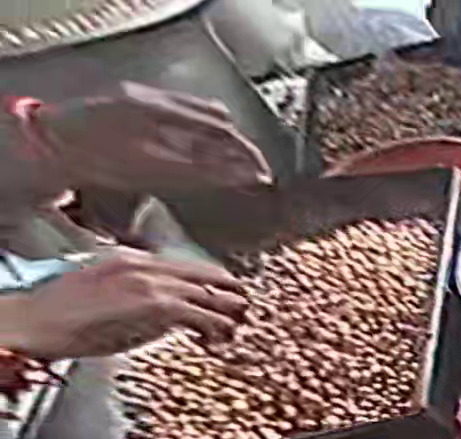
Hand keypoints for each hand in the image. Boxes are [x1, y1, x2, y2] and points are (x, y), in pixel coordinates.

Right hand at [0, 250, 246, 358]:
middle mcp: (146, 267)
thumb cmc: (68, 311)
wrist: (33, 322)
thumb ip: (146, 287)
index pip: (197, 268)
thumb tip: (182, 302)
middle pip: (219, 280)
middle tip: (238, 320)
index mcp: (132, 259)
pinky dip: (220, 334)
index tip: (228, 303)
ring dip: (232, 322)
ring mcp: (155, 285)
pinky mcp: (161, 307)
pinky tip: (211, 342)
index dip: (221, 287)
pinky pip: (213, 320)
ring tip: (224, 336)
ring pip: (222, 301)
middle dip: (236, 302)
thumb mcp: (110, 286)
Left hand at [29, 84, 269, 193]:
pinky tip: (200, 152)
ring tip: (225, 166)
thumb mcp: (163, 173)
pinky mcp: (137, 100)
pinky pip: (183, 113)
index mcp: (158, 112)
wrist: (52, 145)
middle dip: (236, 145)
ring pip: (202, 113)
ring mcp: (142, 96)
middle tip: (248, 172)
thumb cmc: (102, 162)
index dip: (249, 153)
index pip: (222, 128)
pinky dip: (200, 134)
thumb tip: (253, 176)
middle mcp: (151, 97)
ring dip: (219, 140)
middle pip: (216, 116)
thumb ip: (212, 173)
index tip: (264, 175)